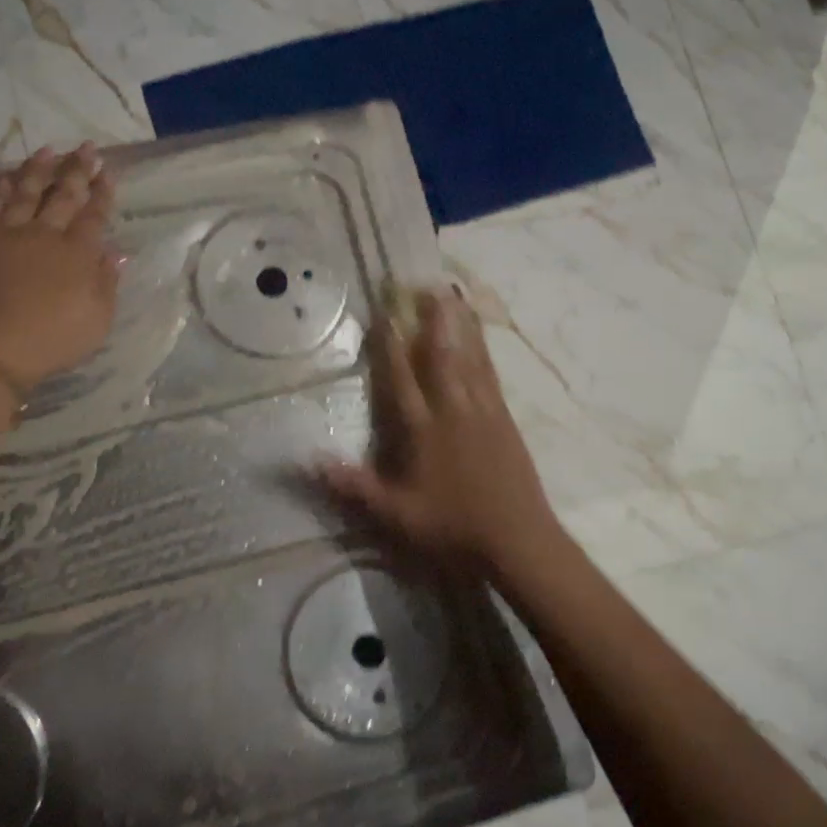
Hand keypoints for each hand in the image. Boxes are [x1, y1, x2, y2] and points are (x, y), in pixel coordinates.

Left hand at [0, 144, 120, 391]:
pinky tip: (2, 180)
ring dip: (37, 171)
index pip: (93, 216)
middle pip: (62, 195)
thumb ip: (106, 285)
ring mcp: (2, 235)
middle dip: (76, 170)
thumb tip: (114, 253)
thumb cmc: (47, 343)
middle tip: (85, 147)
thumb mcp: (95, 323)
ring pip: (23, 193)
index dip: (101, 193)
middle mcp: (41, 234)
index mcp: (75, 254)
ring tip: (46, 151)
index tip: (107, 171)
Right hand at [317, 287, 562, 567]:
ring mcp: (484, 413)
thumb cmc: (453, 527)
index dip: (390, 344)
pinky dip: (484, 351)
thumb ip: (354, 485)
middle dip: (434, 320)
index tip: (383, 313)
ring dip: (462, 326)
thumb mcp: (396, 514)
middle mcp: (454, 411)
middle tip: (429, 286)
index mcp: (424, 430)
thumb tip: (308, 462)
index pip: (401, 378)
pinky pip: (491, 375)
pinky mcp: (505, 421)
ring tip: (456, 297)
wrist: (519, 541)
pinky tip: (482, 341)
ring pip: (471, 359)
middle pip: (443, 355)